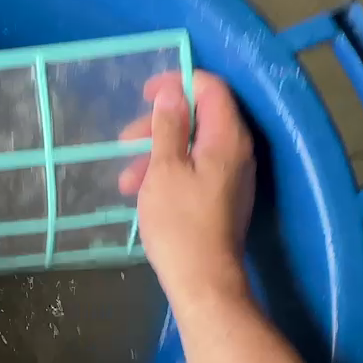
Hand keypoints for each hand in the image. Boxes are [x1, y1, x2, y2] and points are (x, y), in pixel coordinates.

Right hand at [118, 70, 256, 301]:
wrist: (202, 279)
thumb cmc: (179, 221)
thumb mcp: (164, 168)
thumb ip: (169, 126)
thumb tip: (171, 91)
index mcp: (227, 138)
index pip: (211, 88)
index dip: (178, 83)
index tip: (146, 95)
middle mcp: (237, 151)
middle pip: (199, 116)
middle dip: (159, 124)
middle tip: (126, 140)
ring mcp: (231, 175)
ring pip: (192, 146)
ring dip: (155, 154)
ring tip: (126, 179)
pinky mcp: (222, 196)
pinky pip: (194, 169)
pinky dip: (167, 172)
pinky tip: (141, 192)